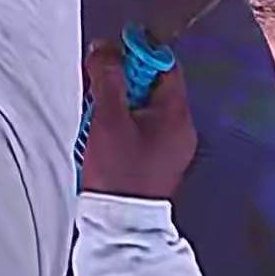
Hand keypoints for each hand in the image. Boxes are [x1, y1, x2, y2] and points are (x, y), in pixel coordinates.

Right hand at [81, 40, 196, 199]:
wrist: (119, 228)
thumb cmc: (118, 173)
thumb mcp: (109, 118)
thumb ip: (108, 77)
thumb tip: (105, 47)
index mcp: (176, 115)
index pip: (164, 64)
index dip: (138, 51)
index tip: (113, 49)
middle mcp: (179, 127)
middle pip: (152, 81)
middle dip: (123, 74)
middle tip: (98, 78)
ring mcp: (168, 143)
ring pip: (142, 100)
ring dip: (117, 95)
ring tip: (96, 104)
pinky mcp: (153, 155)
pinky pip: (138, 120)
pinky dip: (119, 114)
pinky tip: (100, 122)